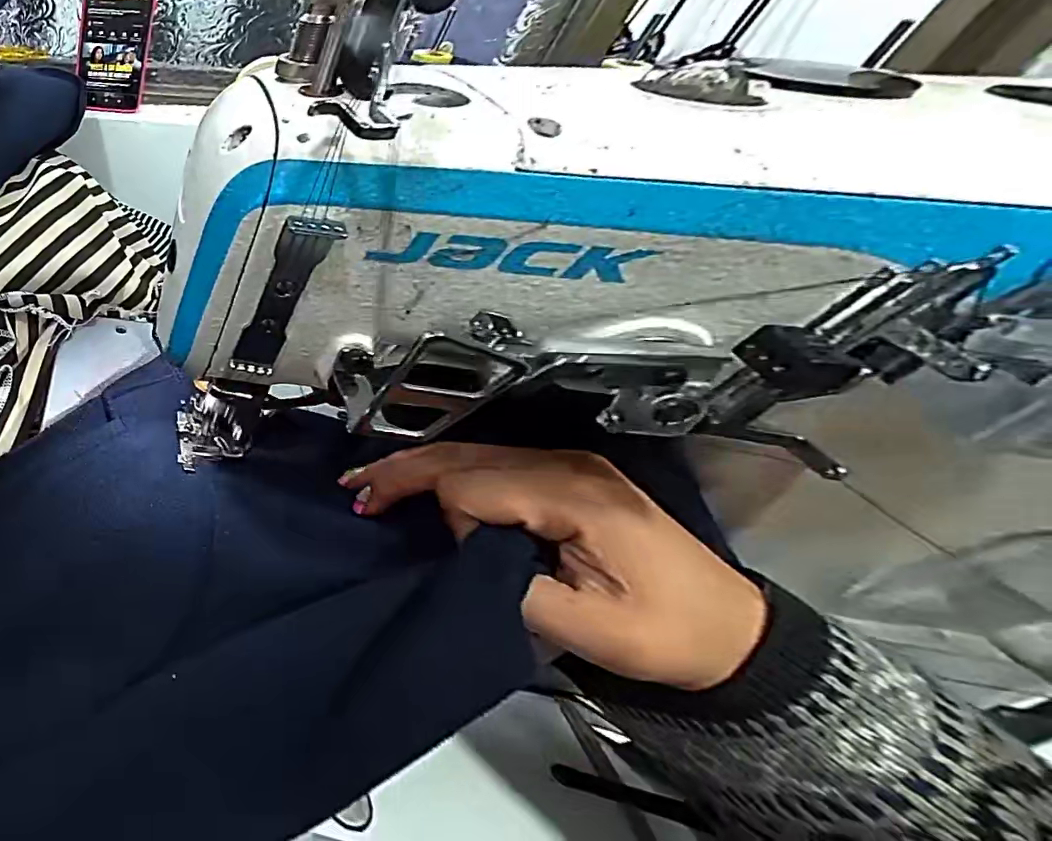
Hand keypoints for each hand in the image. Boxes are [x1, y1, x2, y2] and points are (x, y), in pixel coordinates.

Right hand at [343, 444, 764, 690]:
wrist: (735, 635)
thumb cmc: (669, 637)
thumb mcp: (588, 628)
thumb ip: (510, 582)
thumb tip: (466, 542)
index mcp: (575, 494)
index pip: (475, 486)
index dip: (453, 519)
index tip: (458, 556)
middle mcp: (565, 465)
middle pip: (461, 455)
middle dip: (402, 472)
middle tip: (355, 492)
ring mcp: (564, 464)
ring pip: (468, 453)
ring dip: (414, 468)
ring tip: (369, 484)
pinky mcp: (560, 474)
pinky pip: (485, 462)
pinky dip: (443, 472)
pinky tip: (415, 479)